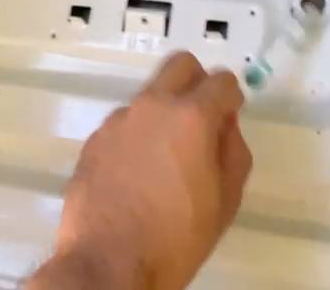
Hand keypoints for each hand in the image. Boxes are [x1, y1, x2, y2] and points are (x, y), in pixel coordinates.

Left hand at [29, 52, 251, 289]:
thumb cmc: (175, 238)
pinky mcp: (96, 138)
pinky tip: (137, 174)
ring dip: (165, 112)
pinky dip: (138, 136)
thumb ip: (234, 152)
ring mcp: (120, 119)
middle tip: (202, 119)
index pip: (223, 81)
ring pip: (151, 95)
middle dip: (198, 82)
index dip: (232, 98)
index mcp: (192, 117)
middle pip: (181, 65)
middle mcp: (154, 105)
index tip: (229, 119)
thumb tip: (226, 125)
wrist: (106, 266)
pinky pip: (125, 123)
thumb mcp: (225, 202)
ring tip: (165, 159)